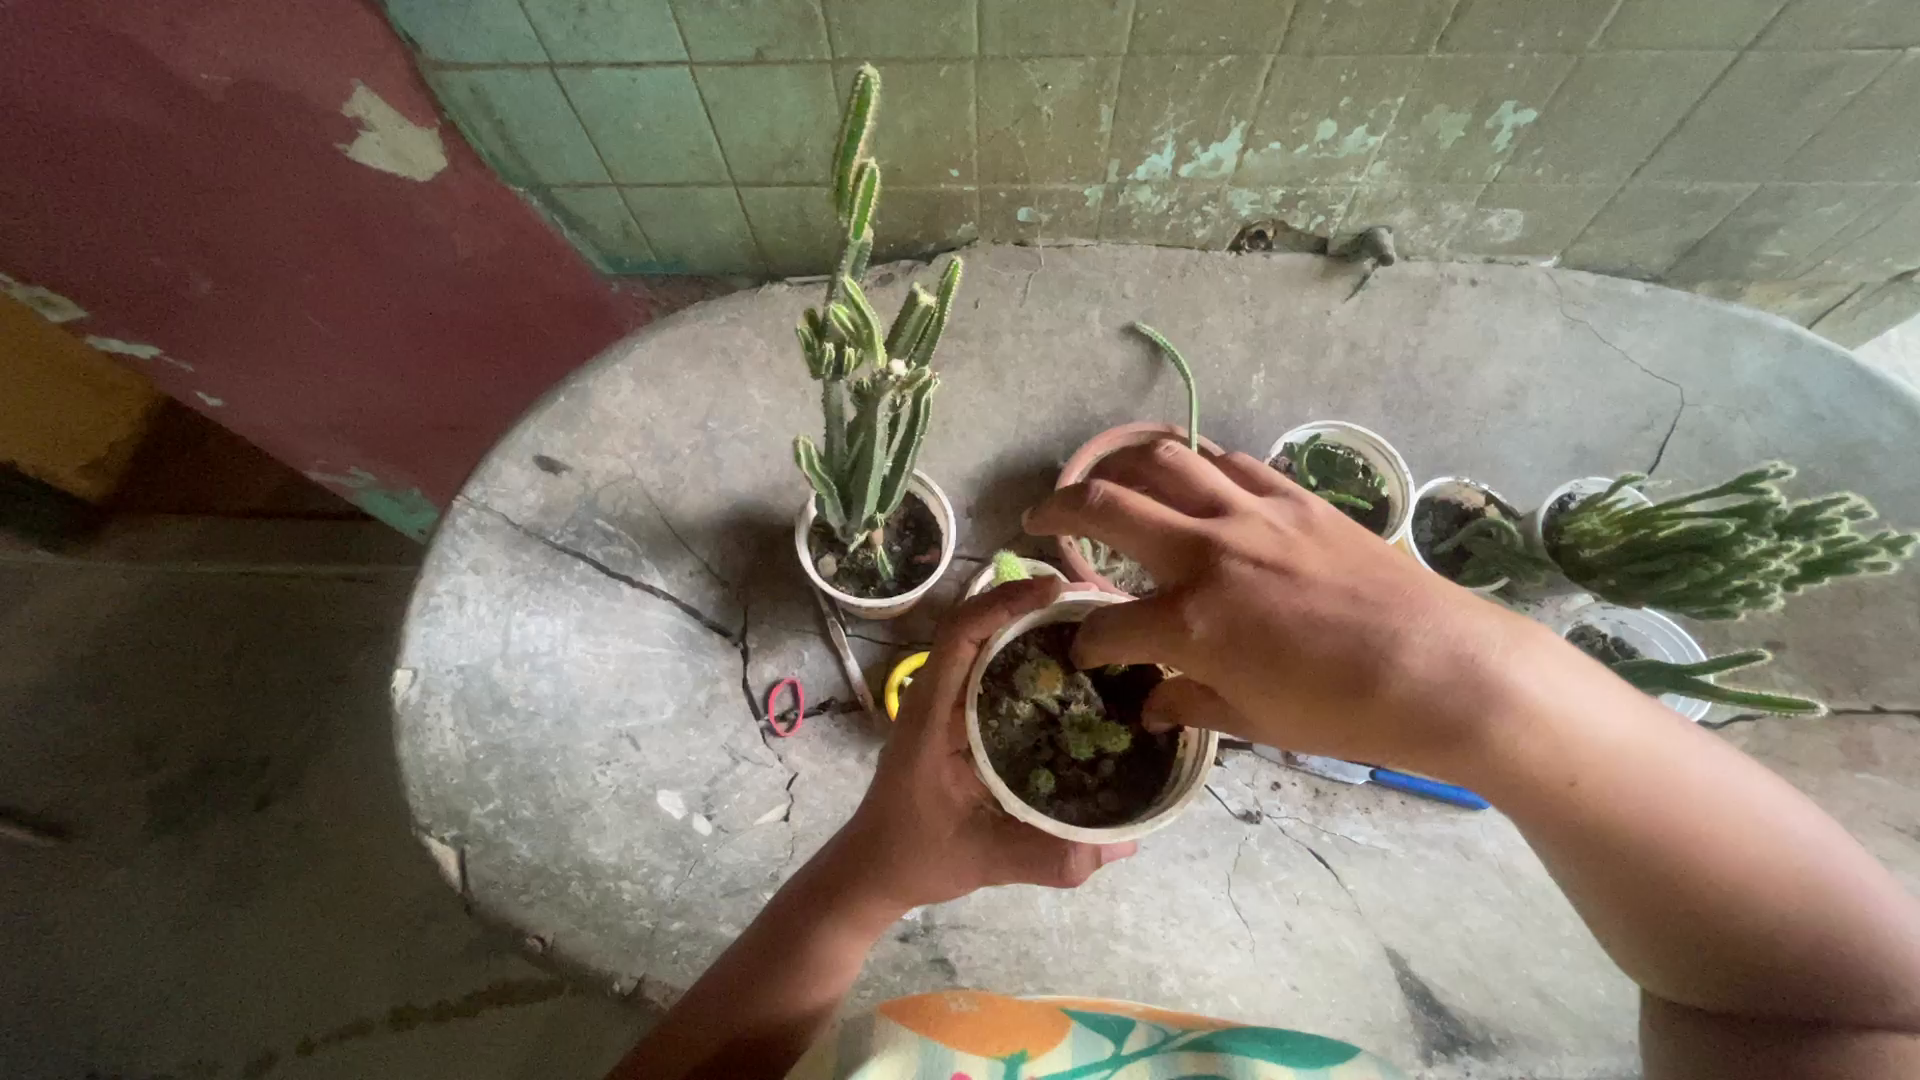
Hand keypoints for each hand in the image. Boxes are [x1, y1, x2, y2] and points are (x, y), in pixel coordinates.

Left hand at [823, 578, 1136, 914]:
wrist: (873, 868)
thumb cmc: (914, 855)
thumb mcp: (982, 859)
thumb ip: (1047, 856)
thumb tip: (1123, 843)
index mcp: (932, 715)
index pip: (960, 634)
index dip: (1003, 602)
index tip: (1055, 592)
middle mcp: (938, 696)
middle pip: (977, 626)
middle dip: (1029, 604)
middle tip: (1090, 604)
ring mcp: (945, 704)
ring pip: (984, 644)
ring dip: (1028, 624)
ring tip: (1087, 624)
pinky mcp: (957, 717)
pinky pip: (991, 671)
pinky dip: (1025, 656)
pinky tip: (1069, 670)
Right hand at [1023, 439, 1552, 777]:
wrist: (1448, 669)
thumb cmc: (1344, 711)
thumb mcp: (1254, 721)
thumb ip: (1188, 703)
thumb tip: (1150, 705)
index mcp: (1189, 624)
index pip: (1106, 626)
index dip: (1085, 641)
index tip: (1084, 651)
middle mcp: (1206, 554)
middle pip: (1107, 509)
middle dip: (1058, 510)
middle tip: (1036, 517)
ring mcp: (1251, 516)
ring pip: (1164, 463)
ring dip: (1120, 467)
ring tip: (1104, 480)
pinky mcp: (1294, 499)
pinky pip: (1229, 464)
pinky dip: (1194, 466)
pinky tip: (1189, 480)